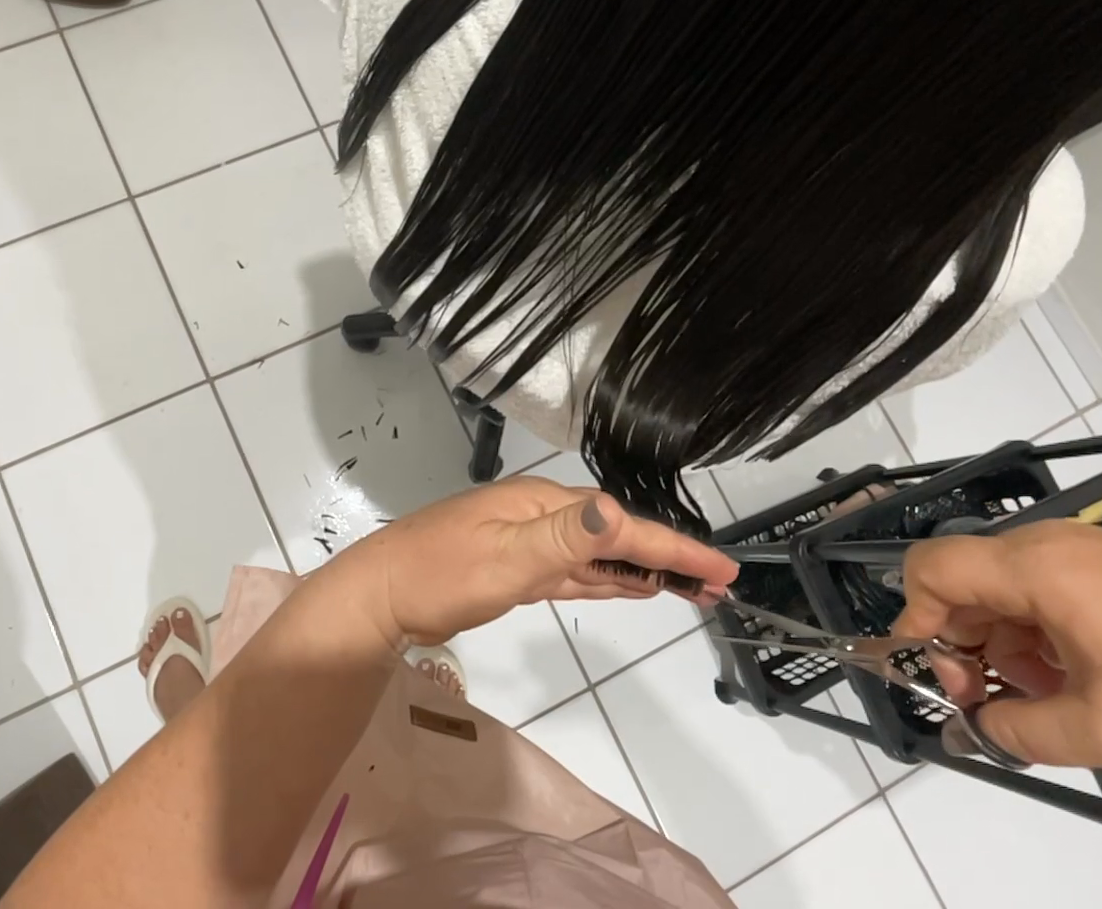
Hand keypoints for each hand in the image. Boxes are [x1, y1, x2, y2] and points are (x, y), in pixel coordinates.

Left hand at [329, 476, 738, 647]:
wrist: (381, 596)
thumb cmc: (439, 576)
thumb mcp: (506, 558)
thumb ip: (564, 538)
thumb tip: (616, 511)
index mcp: (543, 505)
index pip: (622, 525)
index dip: (673, 547)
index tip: (721, 568)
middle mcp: (540, 517)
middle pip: (616, 535)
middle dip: (667, 558)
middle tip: (717, 584)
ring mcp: (527, 542)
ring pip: (598, 555)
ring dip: (641, 570)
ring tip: (688, 586)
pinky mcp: (515, 569)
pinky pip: (573, 572)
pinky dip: (604, 580)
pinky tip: (629, 586)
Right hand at [895, 520, 1101, 774]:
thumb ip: (1018, 732)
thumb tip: (982, 726)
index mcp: (1034, 568)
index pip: (930, 568)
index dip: (915, 616)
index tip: (935, 669)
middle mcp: (1051, 544)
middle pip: (967, 580)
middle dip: (964, 640)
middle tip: (992, 696)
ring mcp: (1090, 548)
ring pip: (1008, 586)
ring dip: (1007, 641)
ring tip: (1050, 693)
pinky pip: (1051, 586)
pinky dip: (1045, 629)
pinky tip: (1085, 673)